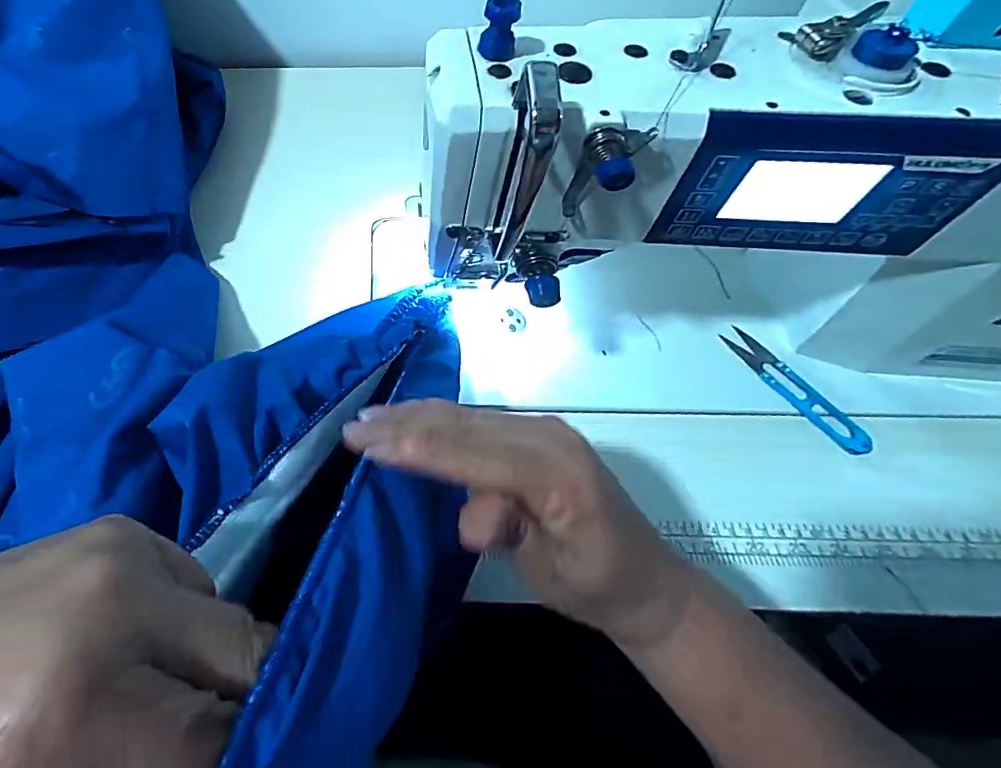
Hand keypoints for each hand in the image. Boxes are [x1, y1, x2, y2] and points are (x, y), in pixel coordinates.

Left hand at [0, 516, 272, 767]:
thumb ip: (163, 765)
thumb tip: (236, 741)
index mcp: (73, 708)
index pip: (225, 739)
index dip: (248, 755)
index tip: (249, 758)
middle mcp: (106, 601)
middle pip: (244, 657)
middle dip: (236, 711)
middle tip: (190, 740)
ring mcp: (105, 548)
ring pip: (224, 613)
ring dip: (209, 664)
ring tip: (155, 700)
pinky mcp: (105, 525)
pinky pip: (186, 578)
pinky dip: (180, 622)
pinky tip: (132, 651)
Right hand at [342, 400, 693, 647]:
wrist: (647, 581)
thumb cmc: (598, 584)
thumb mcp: (555, 571)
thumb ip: (510, 532)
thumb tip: (470, 517)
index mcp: (554, 469)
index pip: (471, 451)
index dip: (416, 447)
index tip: (368, 444)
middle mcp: (545, 435)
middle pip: (461, 425)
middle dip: (403, 425)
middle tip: (353, 428)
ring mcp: (538, 429)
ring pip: (463, 416)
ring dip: (412, 417)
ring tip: (369, 418)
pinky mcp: (529, 433)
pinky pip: (473, 420)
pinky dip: (434, 419)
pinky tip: (408, 415)